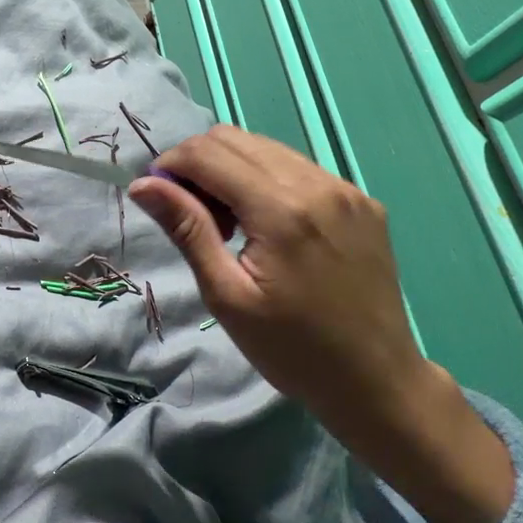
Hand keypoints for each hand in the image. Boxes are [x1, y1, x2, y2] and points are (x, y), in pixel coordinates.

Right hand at [129, 125, 514, 522]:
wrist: (380, 384)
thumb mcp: (227, 296)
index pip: (206, 153)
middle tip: (196, 215)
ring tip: (233, 222)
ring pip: (265, 147)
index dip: (171, 165)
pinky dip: (268, 179)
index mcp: (281, 210)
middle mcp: (316, 184)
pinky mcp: (362, 201)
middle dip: (199, 164)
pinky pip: (297, 166)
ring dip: (232, 169)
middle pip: (233, 138)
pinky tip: (270, 225)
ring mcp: (345, 189)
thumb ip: (187, 229)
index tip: (160, 199)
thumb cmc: (294, 350)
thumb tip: (142, 185)